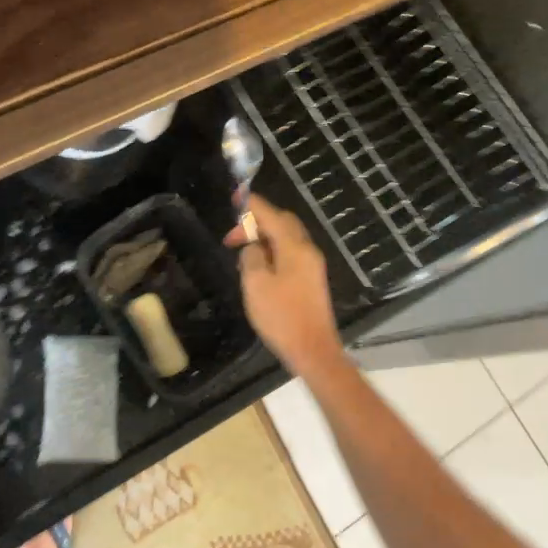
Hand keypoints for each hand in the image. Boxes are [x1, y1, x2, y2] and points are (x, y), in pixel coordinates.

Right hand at [225, 196, 346, 377]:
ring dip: (265, 238)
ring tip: (242, 253)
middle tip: (234, 236)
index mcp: (294, 247)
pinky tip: (258, 268)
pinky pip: (290, 254)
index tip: (235, 197)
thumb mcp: (255, 284)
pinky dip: (273, 252)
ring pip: (287, 239)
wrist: (313, 350)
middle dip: (258, 222)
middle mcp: (307, 250)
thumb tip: (254, 247)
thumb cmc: (281, 316)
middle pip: (283, 223)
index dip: (252, 205)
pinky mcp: (311, 280)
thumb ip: (252, 256)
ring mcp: (312, 265)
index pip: (271, 215)